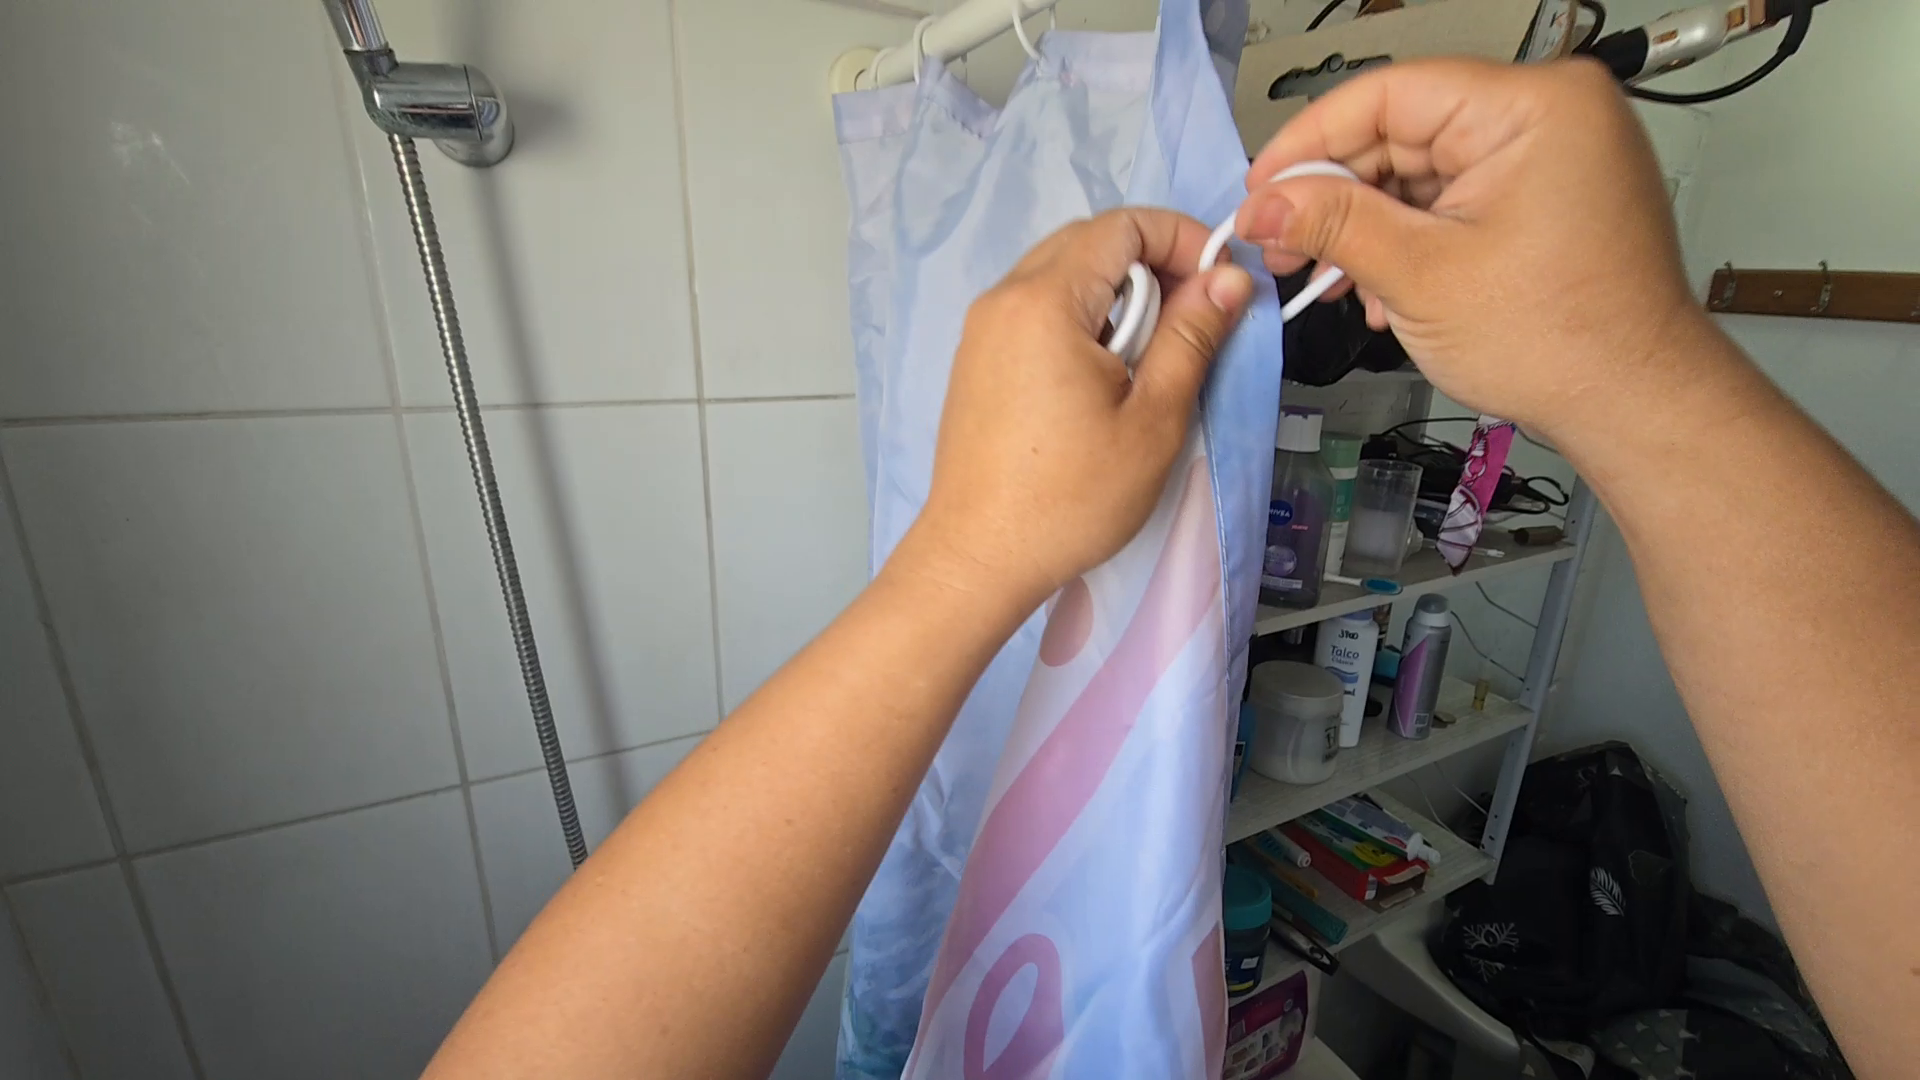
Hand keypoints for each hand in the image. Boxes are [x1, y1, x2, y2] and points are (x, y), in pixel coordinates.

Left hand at [893, 207, 1253, 610]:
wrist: (980, 557)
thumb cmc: (1072, 498)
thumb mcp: (1152, 419)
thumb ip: (1192, 336)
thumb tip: (1227, 277)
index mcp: (1045, 300)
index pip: (1122, 224)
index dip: (1181, 238)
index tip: (1218, 283)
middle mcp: (1002, 300)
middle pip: (1087, 244)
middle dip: (1149, 266)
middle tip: (1187, 322)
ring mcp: (980, 333)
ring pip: (1059, 278)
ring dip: (1112, 299)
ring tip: (1142, 360)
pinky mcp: (974, 364)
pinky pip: (1032, 314)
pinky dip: (1075, 323)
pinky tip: (1094, 380)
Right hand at [1238, 58, 1721, 438]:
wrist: (1624, 397)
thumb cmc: (1543, 335)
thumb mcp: (1417, 274)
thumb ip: (1333, 225)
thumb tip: (1258, 205)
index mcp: (1528, 108)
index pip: (1389, 93)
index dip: (1309, 140)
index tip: (1256, 190)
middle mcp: (1537, 116)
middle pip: (1396, 135)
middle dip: (1329, 197)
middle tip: (1278, 249)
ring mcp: (1534, 159)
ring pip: (1409, 177)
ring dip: (1355, 231)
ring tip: (1319, 281)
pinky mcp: (1525, 200)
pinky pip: (1436, 205)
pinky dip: (1392, 244)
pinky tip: (1369, 291)